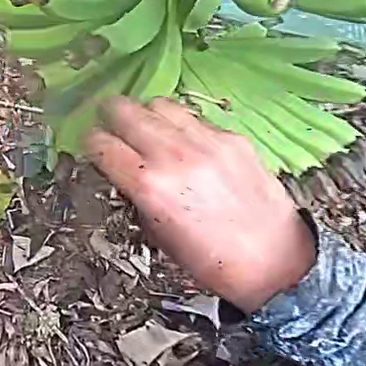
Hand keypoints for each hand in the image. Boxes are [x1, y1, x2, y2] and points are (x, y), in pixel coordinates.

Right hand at [83, 97, 314, 311]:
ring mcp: (206, 140)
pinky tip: (187, 143)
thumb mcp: (159, 236)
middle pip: (124, 109)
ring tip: (150, 129)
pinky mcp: (231, 137)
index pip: (101, 143)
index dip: (91, 143)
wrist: (274, 260)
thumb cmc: (212, 261)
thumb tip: (127, 175)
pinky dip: (181, 125)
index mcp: (149, 186)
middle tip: (112, 125)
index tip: (93, 147)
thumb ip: (139, 198)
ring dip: (146, 114)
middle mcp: (173, 154)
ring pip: (159, 104)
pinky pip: (194, 117)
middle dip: (110, 116)